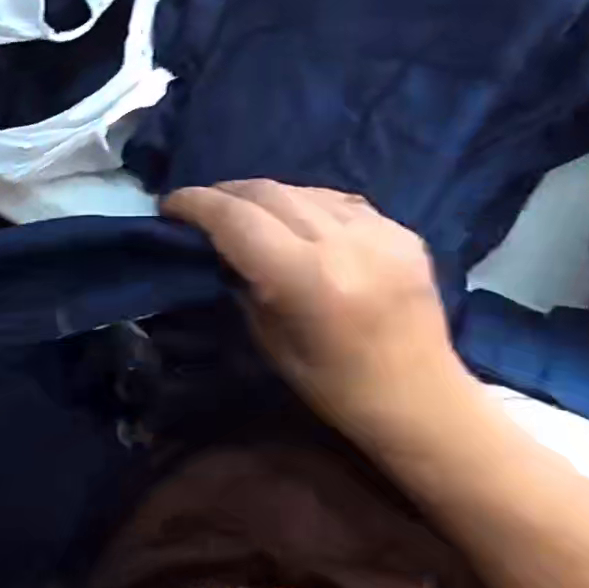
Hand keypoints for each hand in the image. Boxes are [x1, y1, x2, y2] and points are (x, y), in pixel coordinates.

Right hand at [162, 180, 471, 427]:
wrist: (420, 398)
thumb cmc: (329, 383)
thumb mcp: (264, 335)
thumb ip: (240, 280)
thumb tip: (214, 245)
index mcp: (307, 278)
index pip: (236, 218)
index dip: (194, 203)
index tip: (167, 205)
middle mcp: (345, 244)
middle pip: (266, 192)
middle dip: (221, 193)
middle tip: (194, 206)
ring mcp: (381, 233)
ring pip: (300, 189)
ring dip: (258, 195)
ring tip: (236, 209)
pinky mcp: (402, 232)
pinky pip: (335, 201)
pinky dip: (300, 202)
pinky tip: (288, 217)